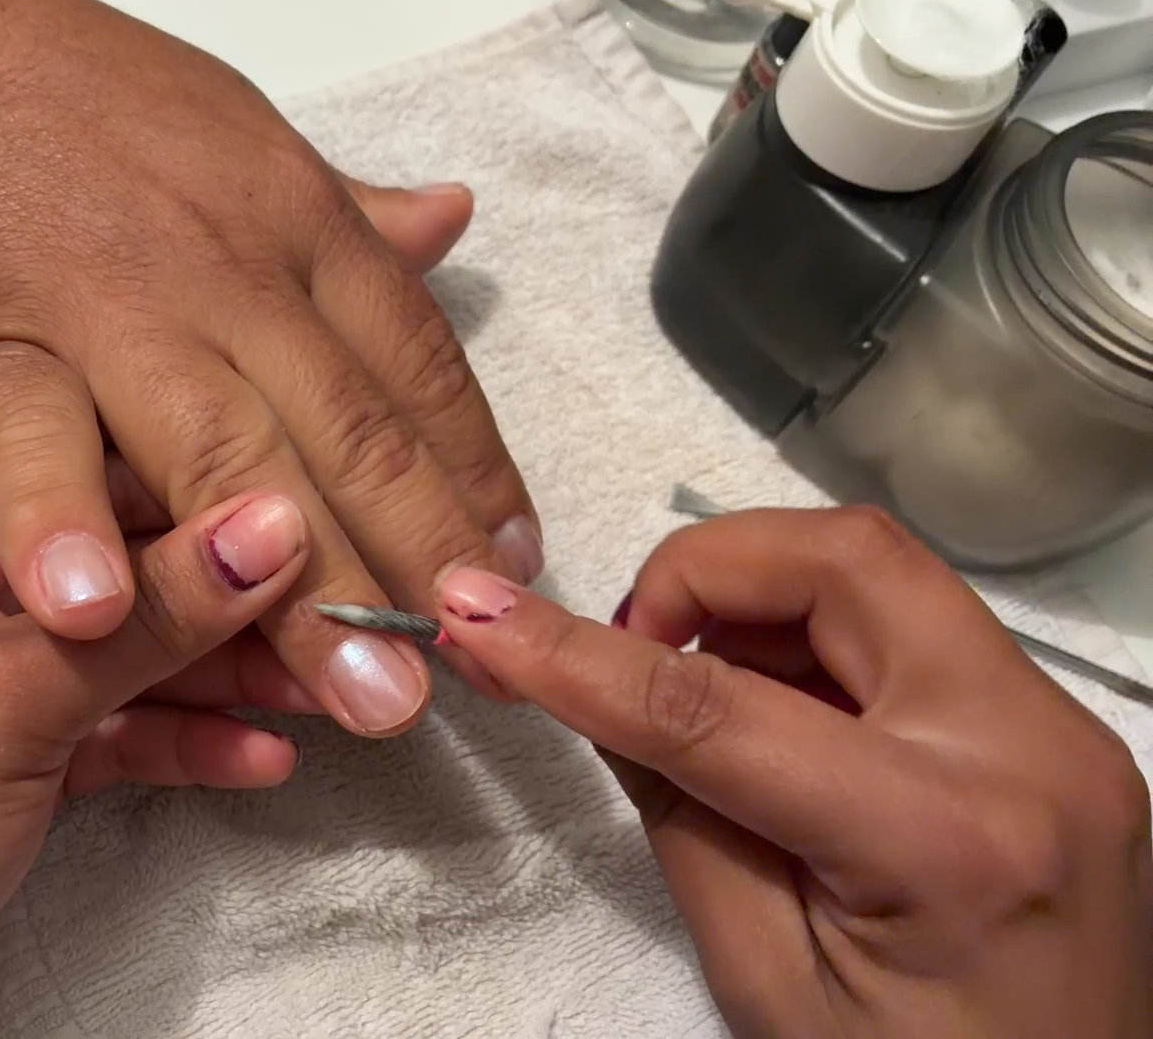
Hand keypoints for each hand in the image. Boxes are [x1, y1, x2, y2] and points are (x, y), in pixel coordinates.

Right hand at [0, 0, 539, 738]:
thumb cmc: (88, 109)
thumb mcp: (248, 143)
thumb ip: (348, 212)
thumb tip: (451, 221)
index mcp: (297, 225)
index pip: (415, 371)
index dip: (476, 482)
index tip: (508, 577)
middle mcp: (226, 273)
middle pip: (345, 434)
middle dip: (416, 564)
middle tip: (471, 675)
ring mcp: (107, 309)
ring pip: (221, 456)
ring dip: (297, 589)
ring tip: (359, 697)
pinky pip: (33, 440)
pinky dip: (64, 521)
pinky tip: (96, 615)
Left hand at [0, 469, 316, 1037]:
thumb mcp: (15, 696)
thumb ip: (152, 612)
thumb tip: (277, 520)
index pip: (101, 494)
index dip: (214, 512)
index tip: (321, 538)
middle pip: (129, 583)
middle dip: (233, 612)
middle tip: (344, 630)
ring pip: (134, 663)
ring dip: (225, 683)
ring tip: (329, 696)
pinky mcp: (21, 759)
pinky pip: (120, 732)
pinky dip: (185, 743)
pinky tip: (261, 757)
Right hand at [436, 508, 1152, 1037]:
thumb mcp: (752, 960)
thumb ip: (667, 797)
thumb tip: (579, 675)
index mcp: (947, 842)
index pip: (709, 711)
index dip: (572, 654)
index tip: (474, 613)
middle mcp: (1025, 749)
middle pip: (840, 557)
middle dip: (696, 566)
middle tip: (636, 639)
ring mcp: (1044, 720)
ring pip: (863, 562)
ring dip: (738, 593)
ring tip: (690, 678)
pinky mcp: (1027, 710)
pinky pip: (883, 607)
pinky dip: (781, 623)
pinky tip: (759, 702)